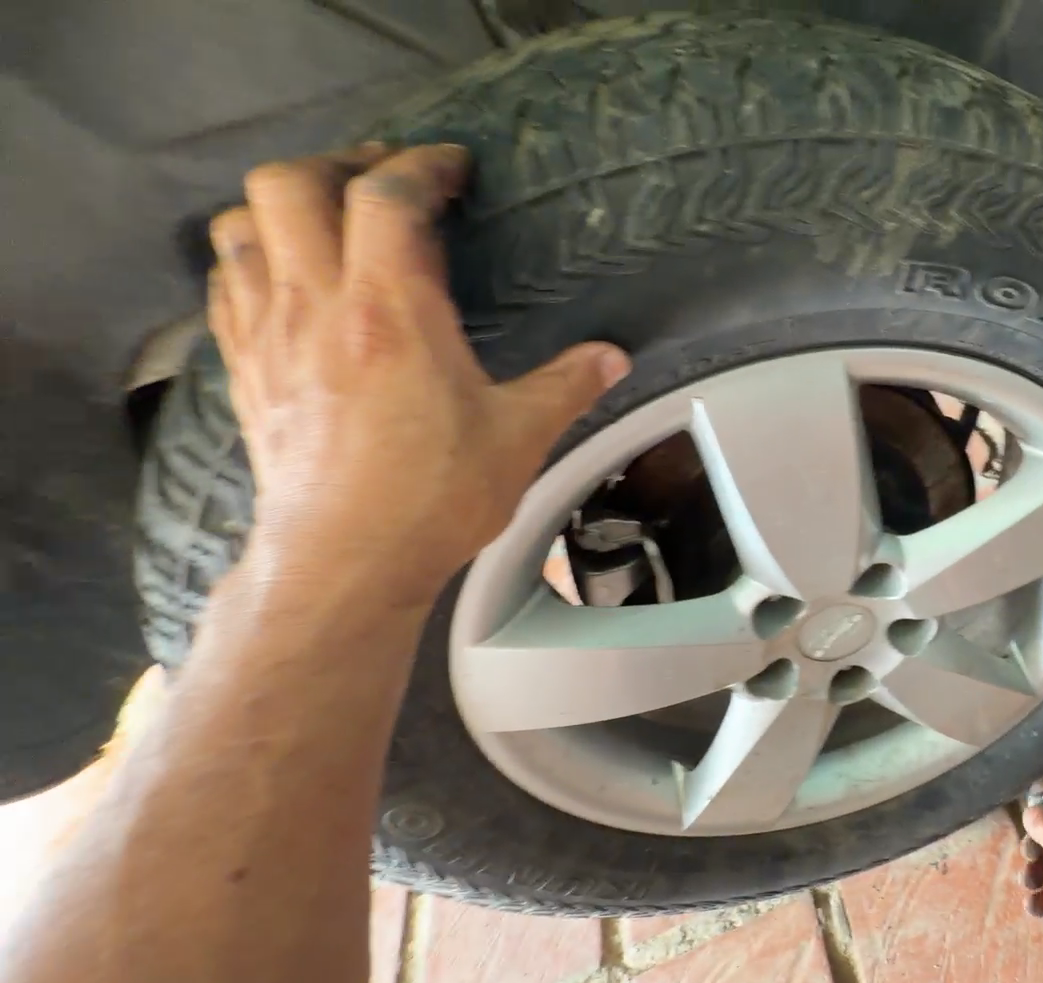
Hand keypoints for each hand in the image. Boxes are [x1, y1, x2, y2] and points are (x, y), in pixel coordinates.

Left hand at [206, 143, 630, 608]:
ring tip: (333, 219)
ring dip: (286, 203)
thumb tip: (614, 357)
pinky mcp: (247, 367)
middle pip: (290, 184)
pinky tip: (290, 278)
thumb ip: (569, 385)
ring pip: (240, 223)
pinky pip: (225, 280)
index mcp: (392, 311)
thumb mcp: (522, 436)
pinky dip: (253, 255)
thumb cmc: (439, 494)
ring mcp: (269, 333)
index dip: (422, 165)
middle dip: (340, 163)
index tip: (452, 164)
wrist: (347, 557)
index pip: (388, 198)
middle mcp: (317, 304)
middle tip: (387, 179)